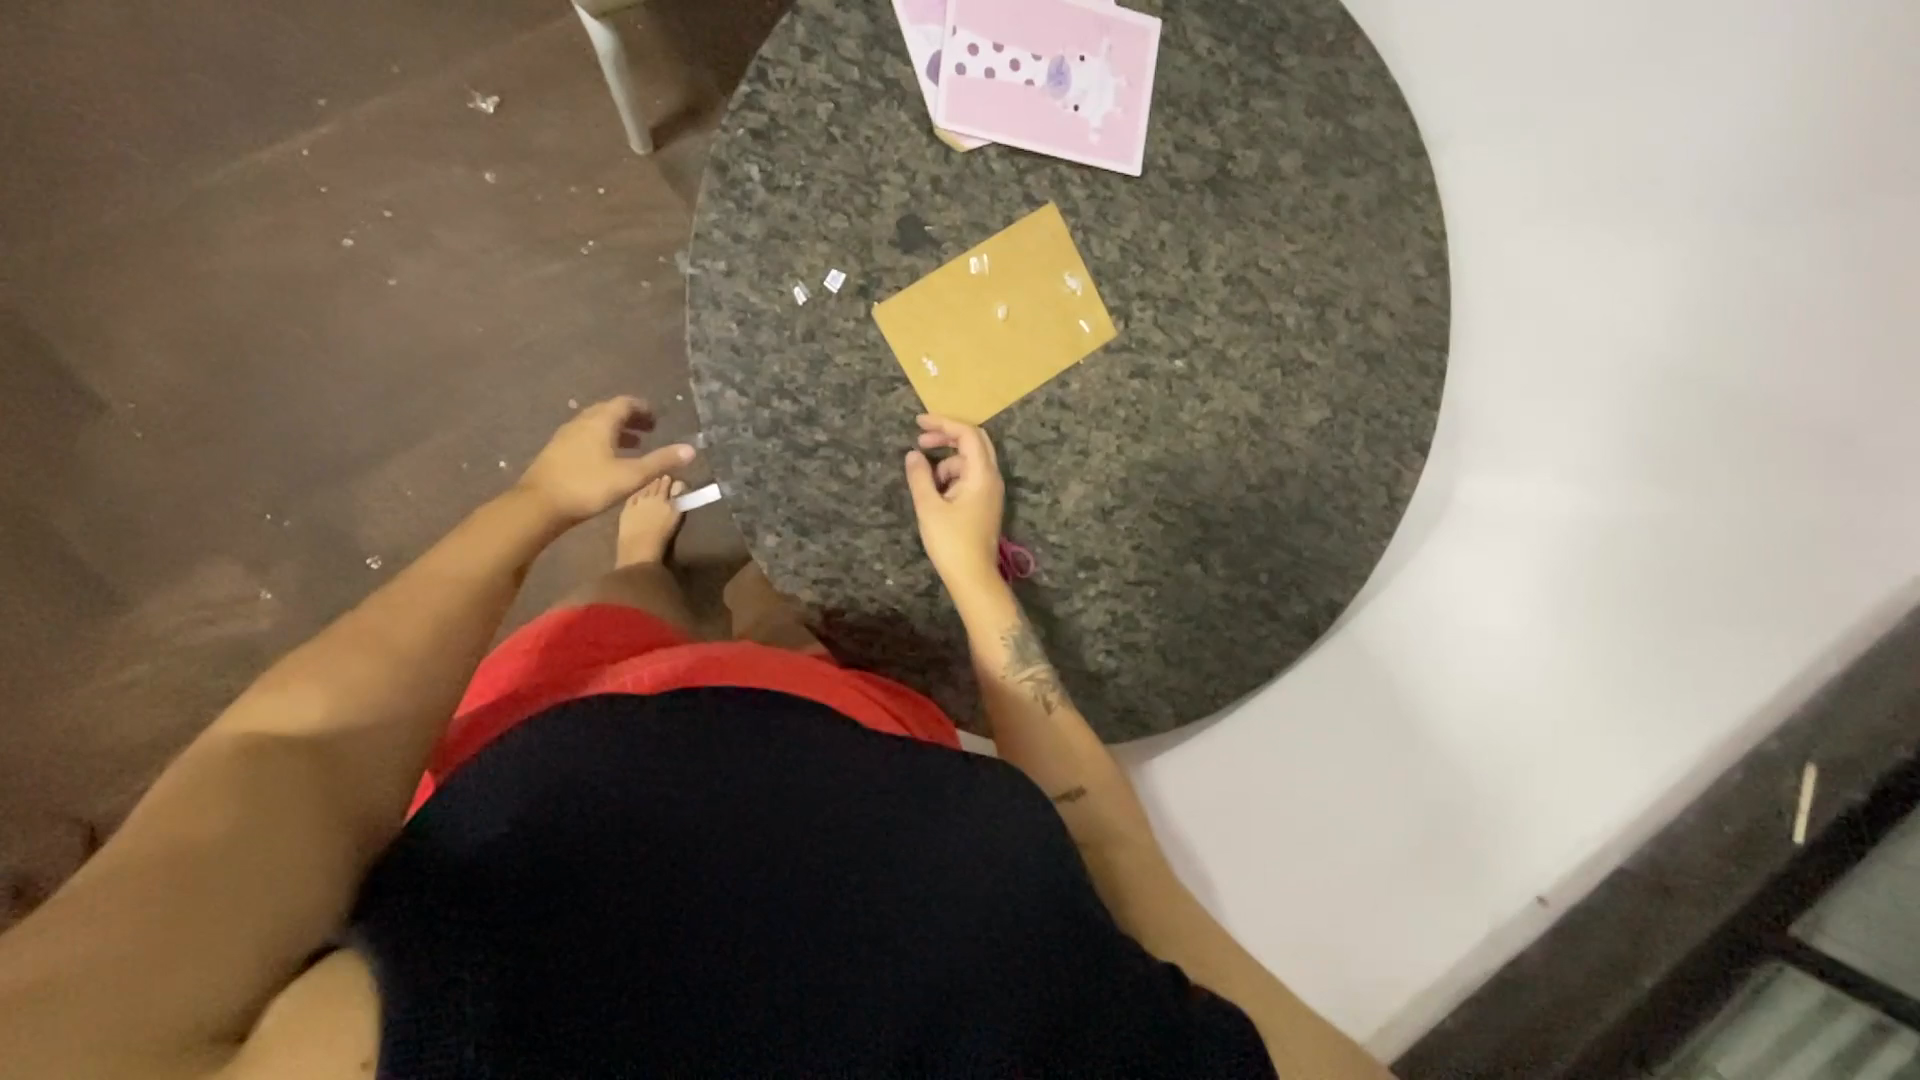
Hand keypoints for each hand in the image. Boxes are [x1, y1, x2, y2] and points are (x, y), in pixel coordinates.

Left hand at [516, 396, 693, 523]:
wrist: (539, 505)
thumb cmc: (588, 486)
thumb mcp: (631, 476)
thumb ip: (661, 462)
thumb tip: (691, 450)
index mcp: (600, 422)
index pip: (625, 403)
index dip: (643, 408)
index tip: (657, 418)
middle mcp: (582, 422)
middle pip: (608, 411)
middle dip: (630, 418)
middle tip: (649, 430)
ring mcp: (566, 436)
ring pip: (595, 425)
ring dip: (616, 430)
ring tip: (633, 444)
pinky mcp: (557, 451)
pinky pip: (584, 437)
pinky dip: (601, 440)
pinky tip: (607, 460)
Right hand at [904, 414, 1004, 592]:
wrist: (972, 576)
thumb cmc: (950, 542)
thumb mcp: (929, 507)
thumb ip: (919, 476)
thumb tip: (913, 455)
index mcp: (982, 474)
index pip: (967, 434)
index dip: (943, 423)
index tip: (918, 424)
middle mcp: (991, 477)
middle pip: (974, 442)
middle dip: (947, 436)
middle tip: (920, 439)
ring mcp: (990, 491)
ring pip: (969, 461)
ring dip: (946, 461)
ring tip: (925, 481)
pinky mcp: (985, 503)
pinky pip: (969, 477)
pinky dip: (951, 476)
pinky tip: (935, 492)